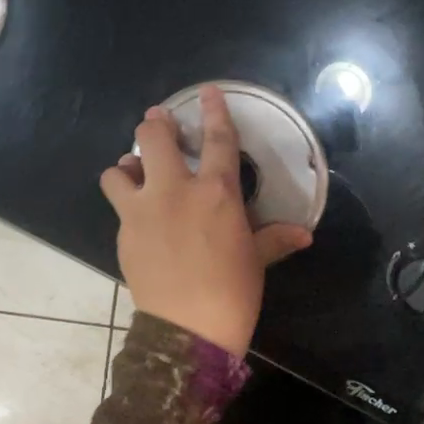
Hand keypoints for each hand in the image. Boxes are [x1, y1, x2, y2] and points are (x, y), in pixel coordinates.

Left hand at [100, 86, 312, 355]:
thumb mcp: (257, 261)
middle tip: (162, 125)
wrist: (188, 331)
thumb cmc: (233, 292)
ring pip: (119, 168)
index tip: (207, 92)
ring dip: (129, 164)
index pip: (218, 140)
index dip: (213, 111)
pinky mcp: (124, 233)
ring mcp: (142, 211)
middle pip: (153, 137)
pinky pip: (118, 204)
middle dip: (157, 124)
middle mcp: (175, 191)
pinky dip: (127, 200)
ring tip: (138, 172)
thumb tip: (305, 235)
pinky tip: (141, 216)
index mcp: (217, 193)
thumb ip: (276, 239)